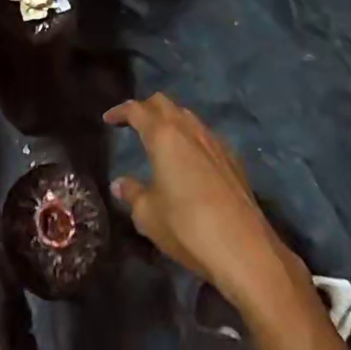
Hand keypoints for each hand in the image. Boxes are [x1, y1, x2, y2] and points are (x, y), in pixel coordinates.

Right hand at [104, 94, 308, 307]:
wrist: (242, 246)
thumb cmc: (186, 227)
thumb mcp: (148, 215)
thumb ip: (132, 193)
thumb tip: (120, 183)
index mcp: (164, 135)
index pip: (137, 109)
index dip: (120, 111)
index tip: (108, 119)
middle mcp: (190, 128)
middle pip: (164, 103)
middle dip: (146, 108)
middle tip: (132, 123)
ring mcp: (214, 140)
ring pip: (187, 116)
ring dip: (170, 121)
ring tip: (159, 140)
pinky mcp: (232, 157)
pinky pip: (204, 135)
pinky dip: (189, 138)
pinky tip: (188, 160)